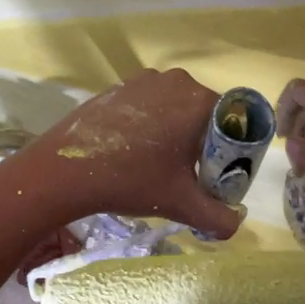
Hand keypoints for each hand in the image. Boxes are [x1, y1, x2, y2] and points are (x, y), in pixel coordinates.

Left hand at [30, 68, 244, 237]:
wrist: (67, 169)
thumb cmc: (132, 179)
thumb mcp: (181, 203)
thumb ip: (219, 217)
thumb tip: (237, 223)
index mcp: (198, 100)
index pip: (232, 120)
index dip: (230, 149)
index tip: (214, 173)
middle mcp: (177, 81)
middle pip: (204, 113)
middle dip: (202, 142)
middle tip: (188, 174)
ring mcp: (146, 80)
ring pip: (176, 107)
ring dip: (176, 132)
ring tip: (159, 164)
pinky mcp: (121, 85)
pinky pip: (151, 104)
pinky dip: (151, 123)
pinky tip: (135, 150)